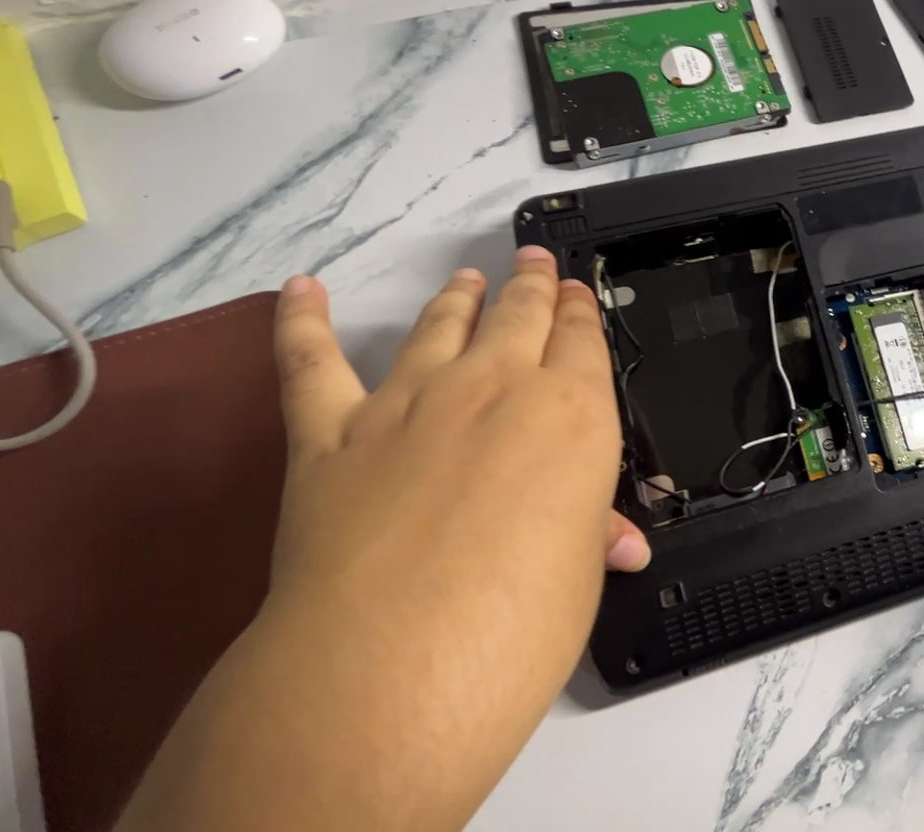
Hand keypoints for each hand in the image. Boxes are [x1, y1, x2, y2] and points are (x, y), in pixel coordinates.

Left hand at [268, 248, 643, 623]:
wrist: (394, 660)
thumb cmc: (522, 618)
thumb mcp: (581, 571)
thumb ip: (593, 534)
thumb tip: (623, 543)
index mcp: (573, 411)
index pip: (583, 340)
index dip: (581, 312)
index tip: (576, 294)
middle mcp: (497, 386)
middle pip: (519, 315)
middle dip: (530, 284)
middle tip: (532, 262)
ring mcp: (410, 402)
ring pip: (439, 327)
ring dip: (458, 298)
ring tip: (467, 279)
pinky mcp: (330, 433)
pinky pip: (310, 364)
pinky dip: (300, 323)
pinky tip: (300, 290)